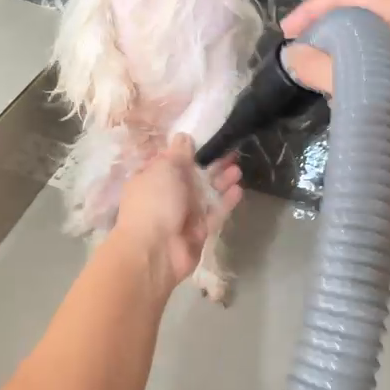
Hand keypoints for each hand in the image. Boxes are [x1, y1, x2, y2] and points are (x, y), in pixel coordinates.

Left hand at [111, 135, 241, 289]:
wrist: (154, 252)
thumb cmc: (154, 202)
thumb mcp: (164, 169)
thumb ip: (178, 153)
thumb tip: (183, 136)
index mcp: (151, 177)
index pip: (169, 160)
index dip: (186, 150)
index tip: (206, 138)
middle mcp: (166, 194)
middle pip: (191, 175)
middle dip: (210, 163)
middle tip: (231, 151)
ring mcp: (183, 213)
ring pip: (205, 192)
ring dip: (221, 180)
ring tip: (238, 168)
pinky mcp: (198, 230)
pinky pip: (214, 212)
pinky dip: (225, 201)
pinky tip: (239, 189)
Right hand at [280, 0, 389, 166]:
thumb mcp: (367, 87)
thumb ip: (323, 69)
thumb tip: (292, 56)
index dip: (310, 9)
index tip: (288, 33)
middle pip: (356, 6)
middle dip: (323, 24)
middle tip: (299, 48)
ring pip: (368, 26)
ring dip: (340, 40)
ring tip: (316, 61)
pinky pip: (381, 41)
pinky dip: (358, 51)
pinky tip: (347, 74)